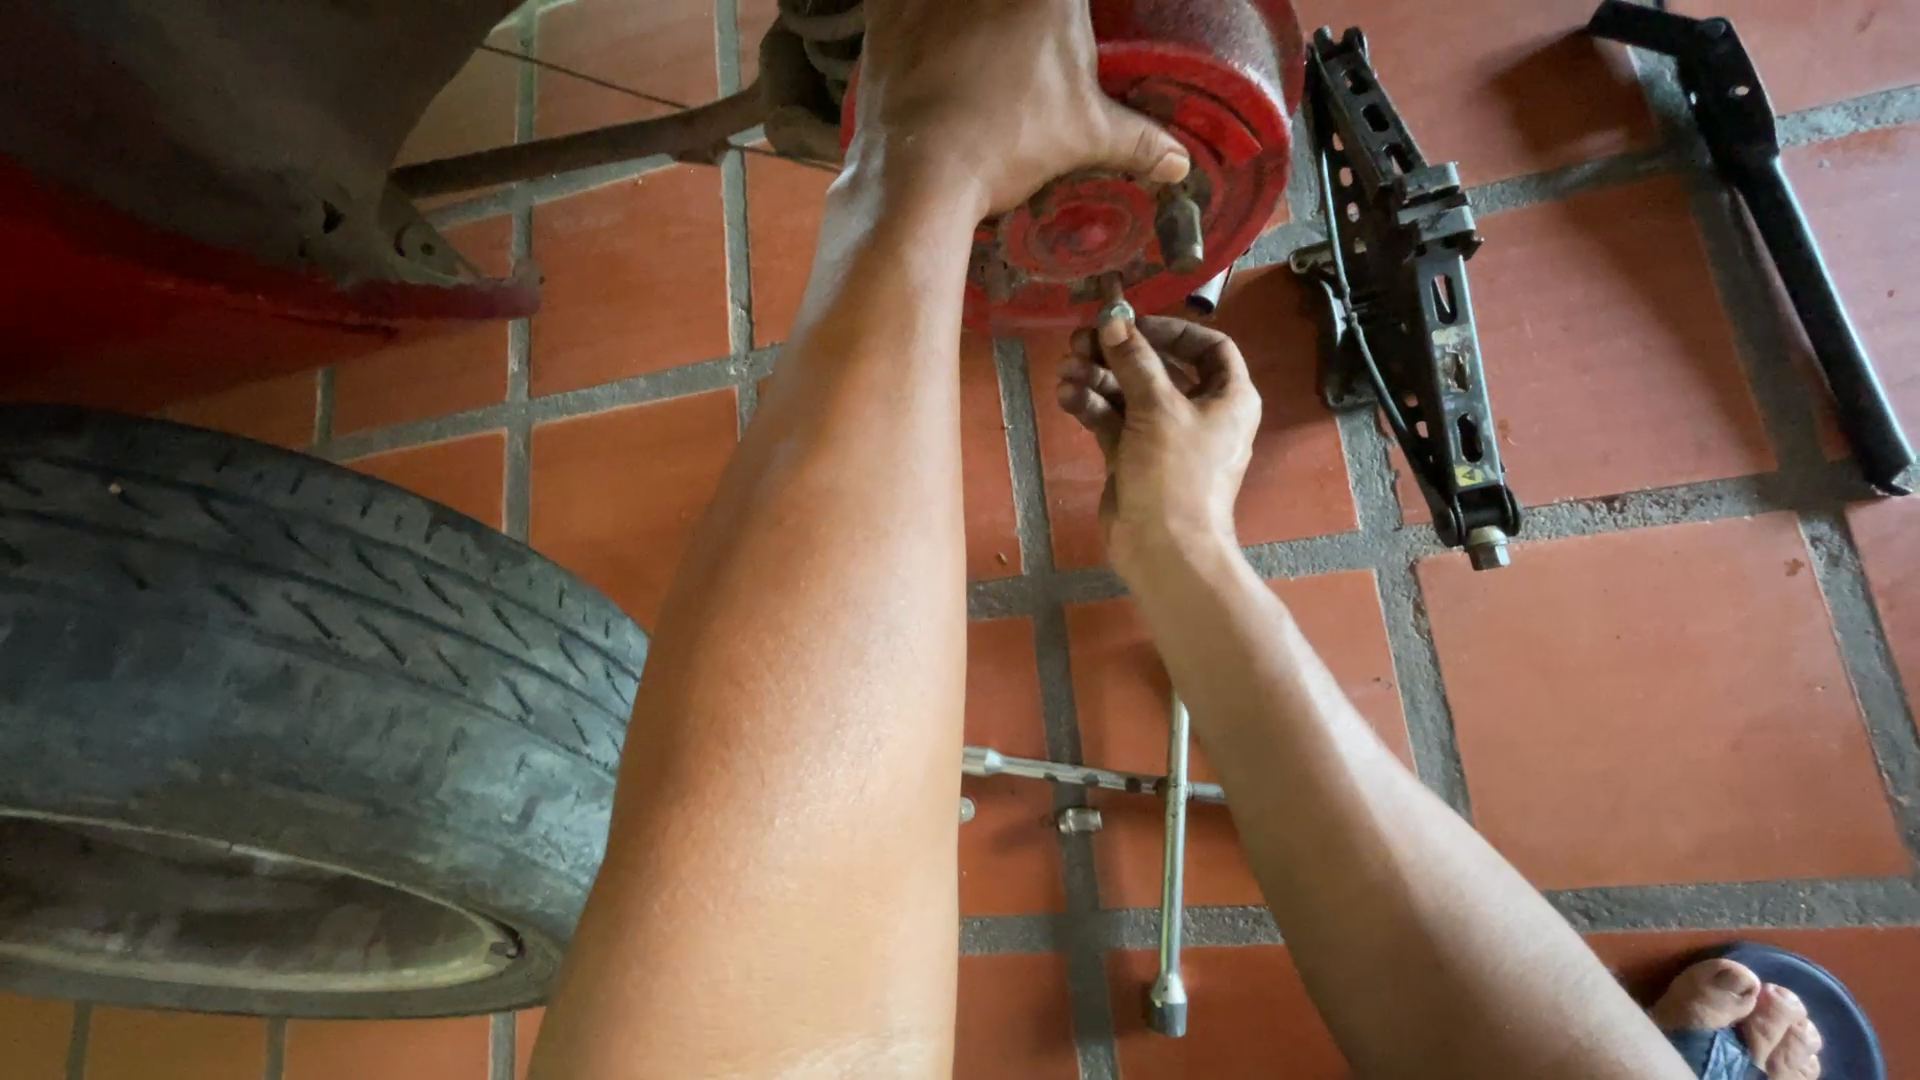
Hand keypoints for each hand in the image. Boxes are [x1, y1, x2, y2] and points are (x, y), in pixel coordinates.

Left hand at [855, 0, 1190, 215]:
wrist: (924, 174)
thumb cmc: (1008, 147)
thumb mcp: (1082, 139)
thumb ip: (1137, 140)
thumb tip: (1181, 163)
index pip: (1065, 8)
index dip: (1058, 24)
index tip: (1052, 43)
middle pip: (1009, 6)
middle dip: (1013, 27)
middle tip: (1010, 62)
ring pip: (957, 2)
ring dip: (963, 19)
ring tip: (970, 57)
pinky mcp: (885, 4)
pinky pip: (899, 1)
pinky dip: (912, 16)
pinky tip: (924, 48)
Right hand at [1056, 314, 1261, 576]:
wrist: (1163, 547)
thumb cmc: (1176, 472)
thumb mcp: (1158, 408)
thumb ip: (1134, 360)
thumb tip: (1112, 319)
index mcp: (1228, 397)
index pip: (1209, 347)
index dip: (1171, 330)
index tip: (1132, 324)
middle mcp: (1199, 413)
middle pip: (1158, 369)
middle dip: (1119, 355)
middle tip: (1080, 341)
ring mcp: (1164, 437)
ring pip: (1129, 395)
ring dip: (1097, 380)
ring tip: (1065, 370)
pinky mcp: (1133, 458)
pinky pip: (1113, 422)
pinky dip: (1092, 407)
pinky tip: (1066, 397)